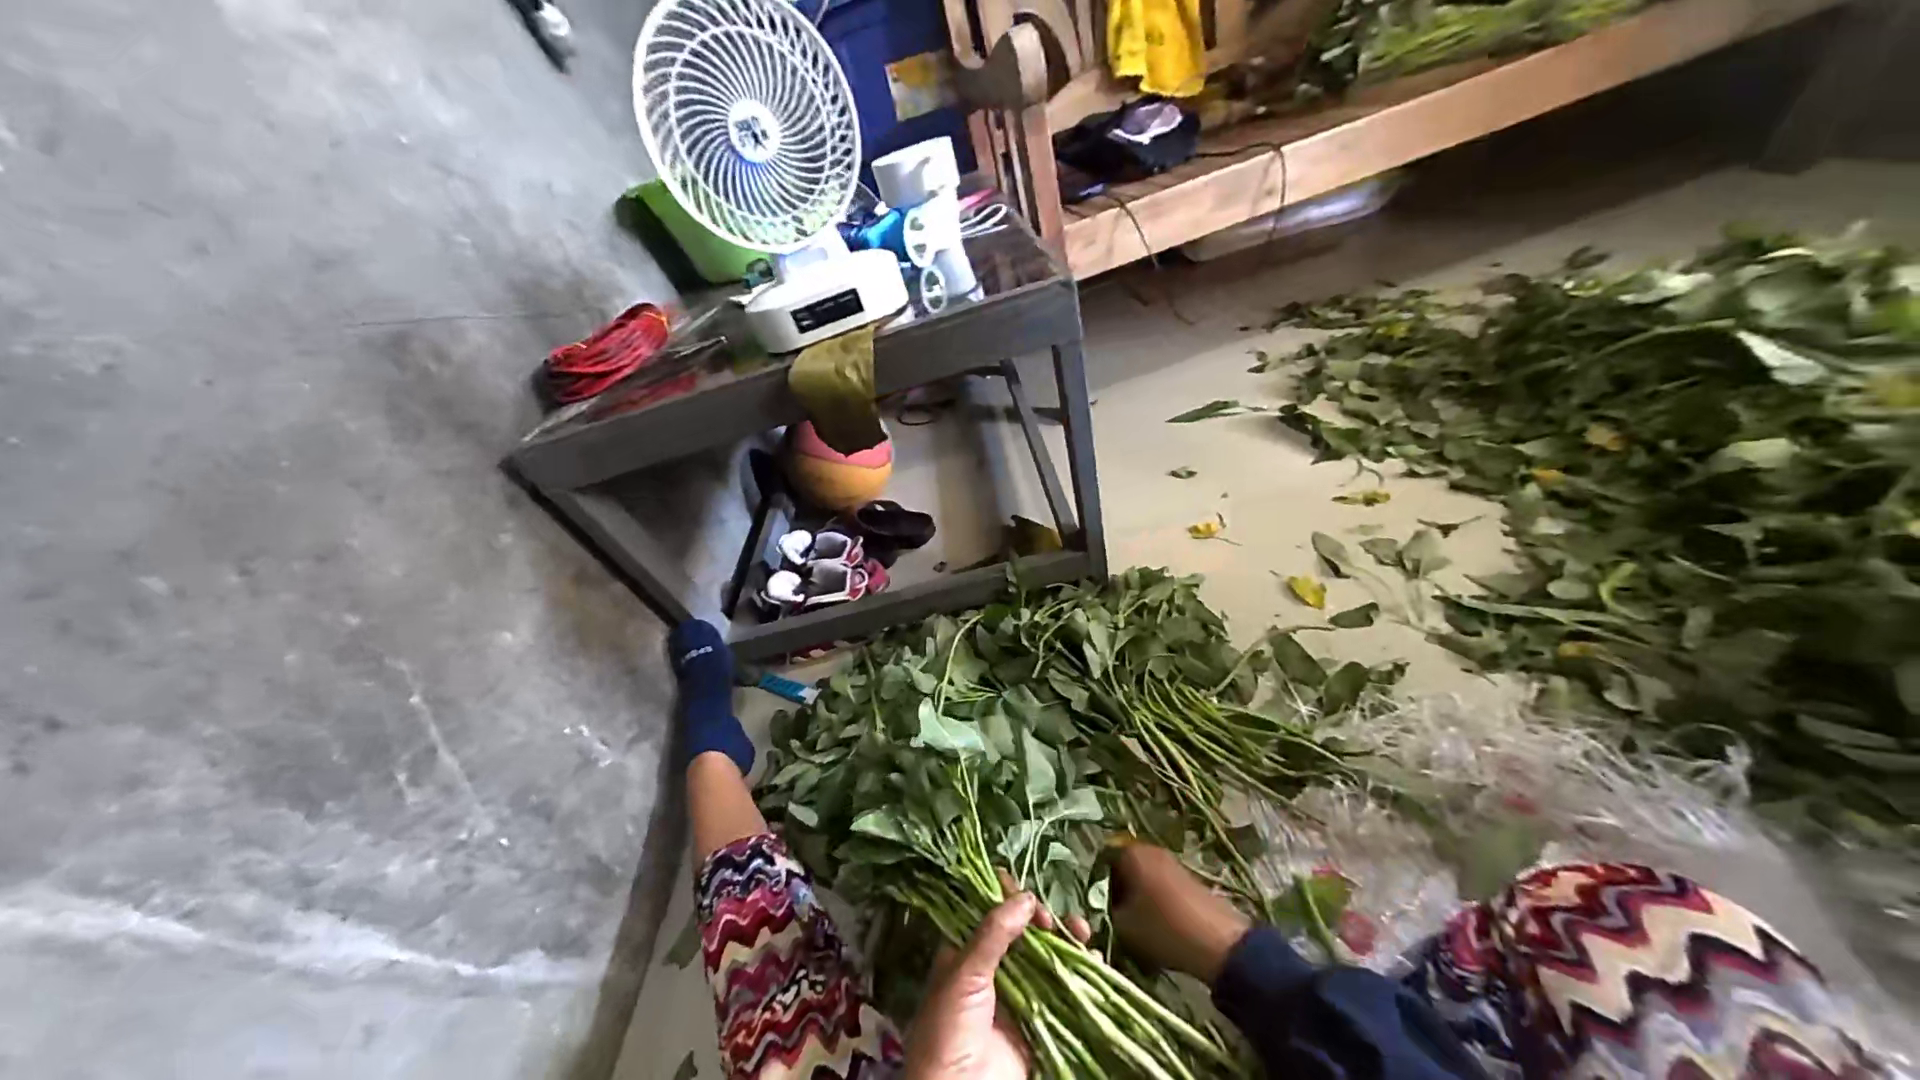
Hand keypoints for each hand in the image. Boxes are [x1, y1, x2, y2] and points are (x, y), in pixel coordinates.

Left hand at [903, 884, 1089, 1079]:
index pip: (988, 914)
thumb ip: (994, 933)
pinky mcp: (1039, 1022)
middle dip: (1041, 919)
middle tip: (1051, 917)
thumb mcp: (965, 973)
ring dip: (1065, 941)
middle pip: (1022, 934)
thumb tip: (1026, 897)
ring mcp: (1017, 996)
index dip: (1006, 898)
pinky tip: (1094, 957)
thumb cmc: (949, 1027)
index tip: (1023, 887)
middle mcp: (991, 970)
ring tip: (1081, 929)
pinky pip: (1062, 992)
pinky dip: (1080, 973)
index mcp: (964, 954)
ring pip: (1046, 958)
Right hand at [1109, 843, 1249, 983]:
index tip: (1100, 908)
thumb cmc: (1162, 928)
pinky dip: (1158, 901)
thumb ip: (1106, 912)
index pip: (1103, 860)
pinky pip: (1163, 886)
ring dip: (1139, 897)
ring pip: (1145, 877)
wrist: (1219, 942)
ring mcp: (1173, 863)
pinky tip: (1161, 925)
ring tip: (1139, 924)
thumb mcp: (1122, 925)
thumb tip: (1109, 908)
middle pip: (1125, 867)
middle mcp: (1151, 850)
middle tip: (1118, 916)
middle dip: (1120, 890)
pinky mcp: (1191, 879)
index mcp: (1131, 853)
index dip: (1098, 884)